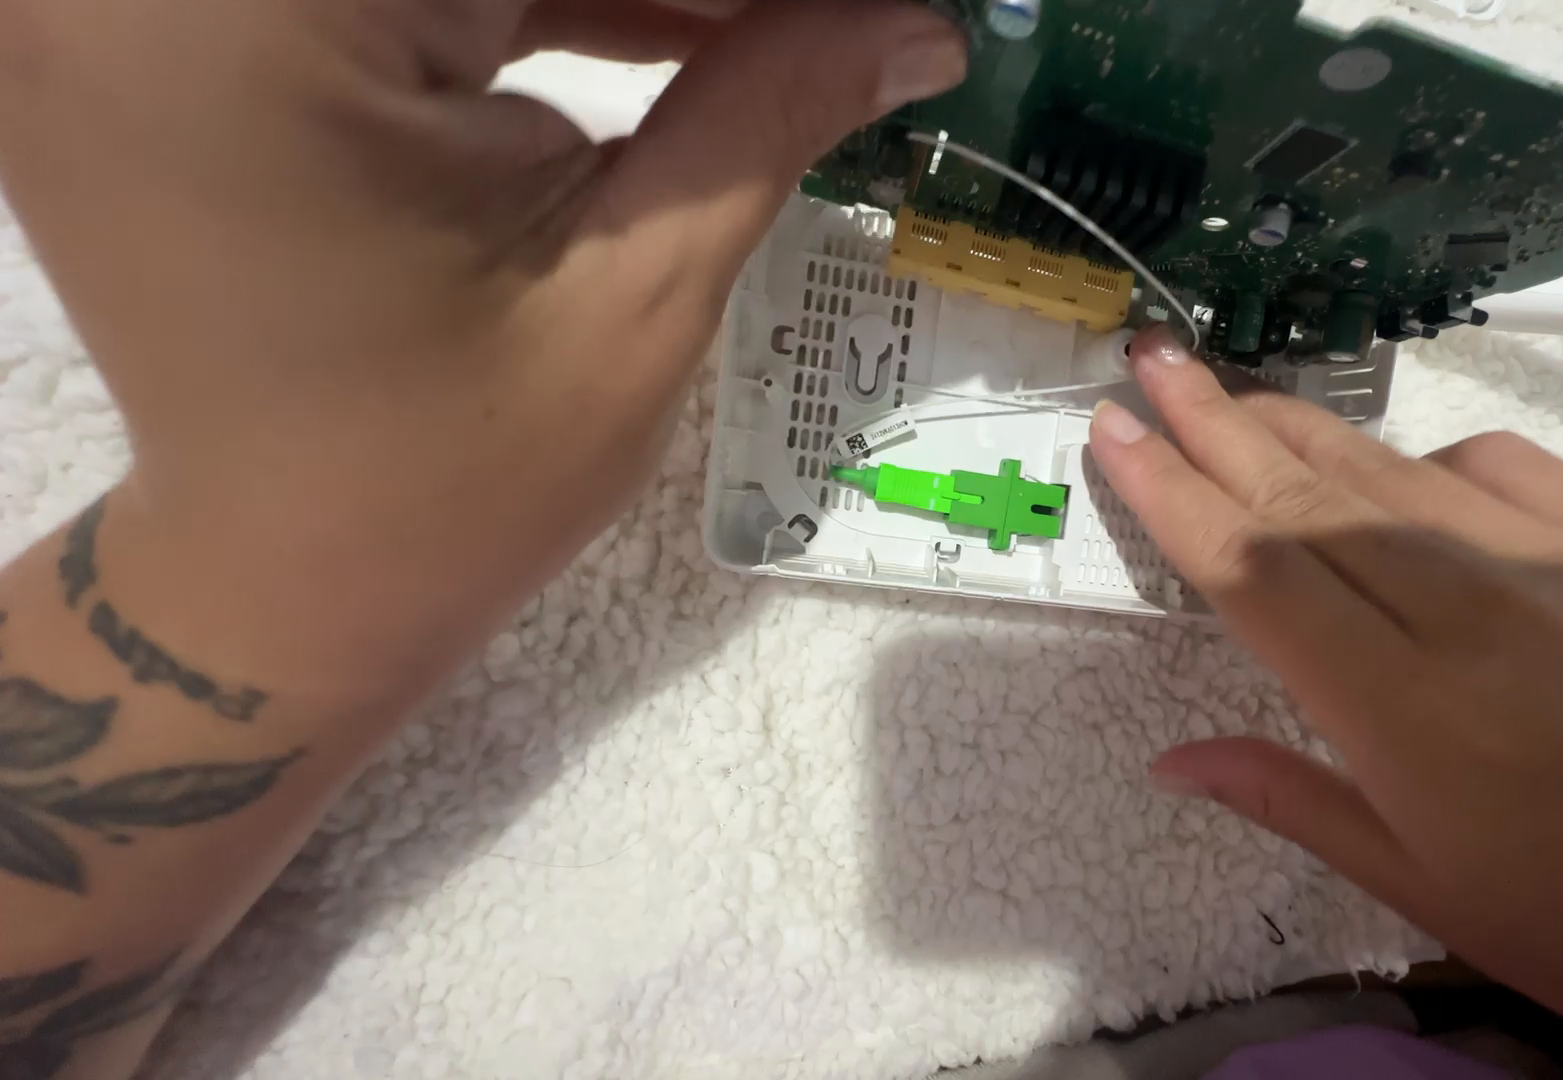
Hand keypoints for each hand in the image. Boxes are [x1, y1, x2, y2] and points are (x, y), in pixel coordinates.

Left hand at [0, 0, 966, 700]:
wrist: (316, 573)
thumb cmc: (475, 478)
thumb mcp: (640, 297)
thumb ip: (769, 120)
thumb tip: (914, 28)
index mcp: (245, 7)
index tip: (874, 8)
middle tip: (846, 28)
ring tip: (794, 39)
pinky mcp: (223, 30)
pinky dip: (572, 1)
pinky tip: (695, 31)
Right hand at [1089, 326, 1562, 1078]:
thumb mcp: (1430, 892)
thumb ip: (1286, 800)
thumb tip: (1169, 762)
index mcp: (1408, 712)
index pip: (1251, 569)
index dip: (1169, 493)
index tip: (1116, 435)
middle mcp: (1477, 613)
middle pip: (1307, 494)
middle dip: (1212, 421)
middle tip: (1152, 362)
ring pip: (1389, 471)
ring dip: (1294, 426)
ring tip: (1229, 391)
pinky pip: (1504, 471)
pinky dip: (1426, 459)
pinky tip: (1400, 469)